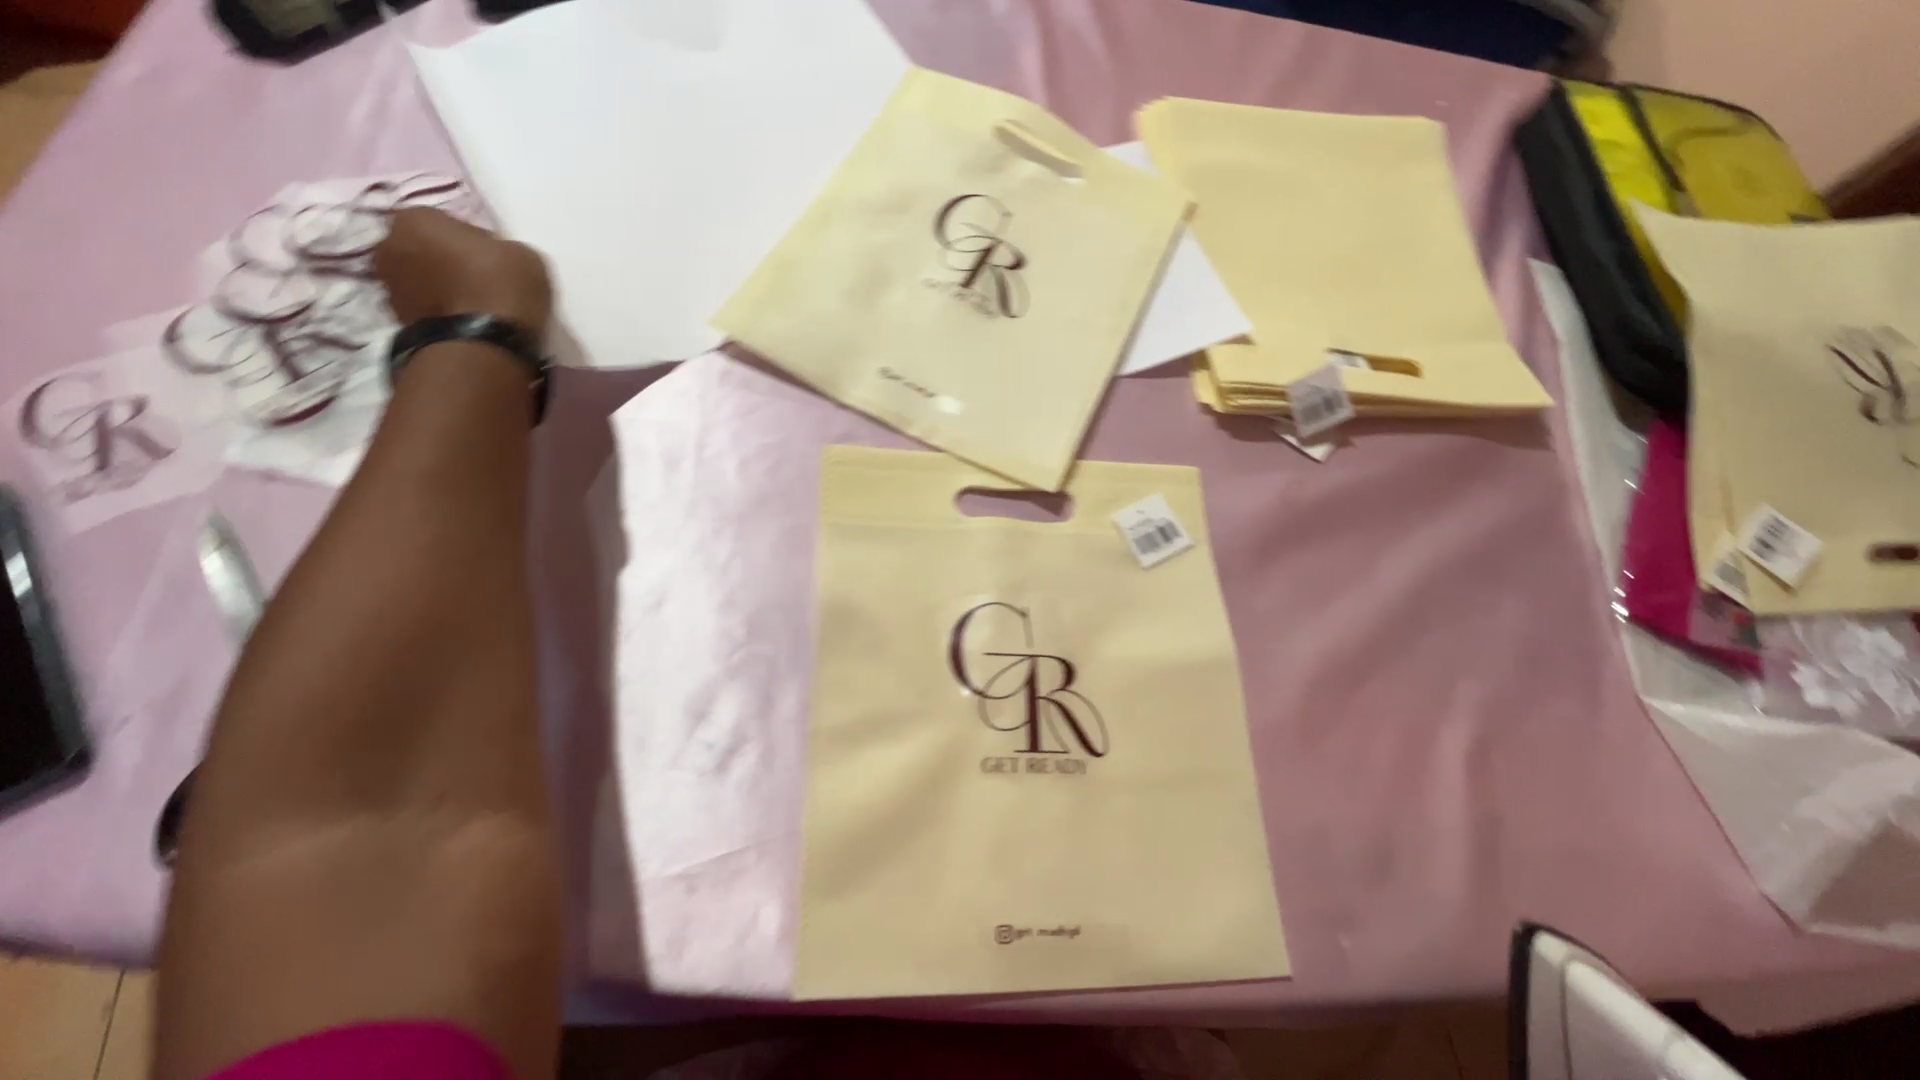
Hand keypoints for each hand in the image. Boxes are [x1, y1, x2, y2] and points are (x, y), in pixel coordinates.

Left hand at [374, 208, 552, 334]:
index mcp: (415, 218)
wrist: (484, 345)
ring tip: (472, 304)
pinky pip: (423, 305)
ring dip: (439, 286)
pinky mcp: (397, 319)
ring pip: (420, 278)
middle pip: (424, 247)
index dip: (469, 239)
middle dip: (445, 260)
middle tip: (478, 278)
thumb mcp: (520, 253)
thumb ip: (496, 247)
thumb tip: (488, 258)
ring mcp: (389, 286)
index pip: (445, 221)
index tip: (491, 257)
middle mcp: (390, 245)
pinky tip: (465, 320)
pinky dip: (438, 310)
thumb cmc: (501, 285)